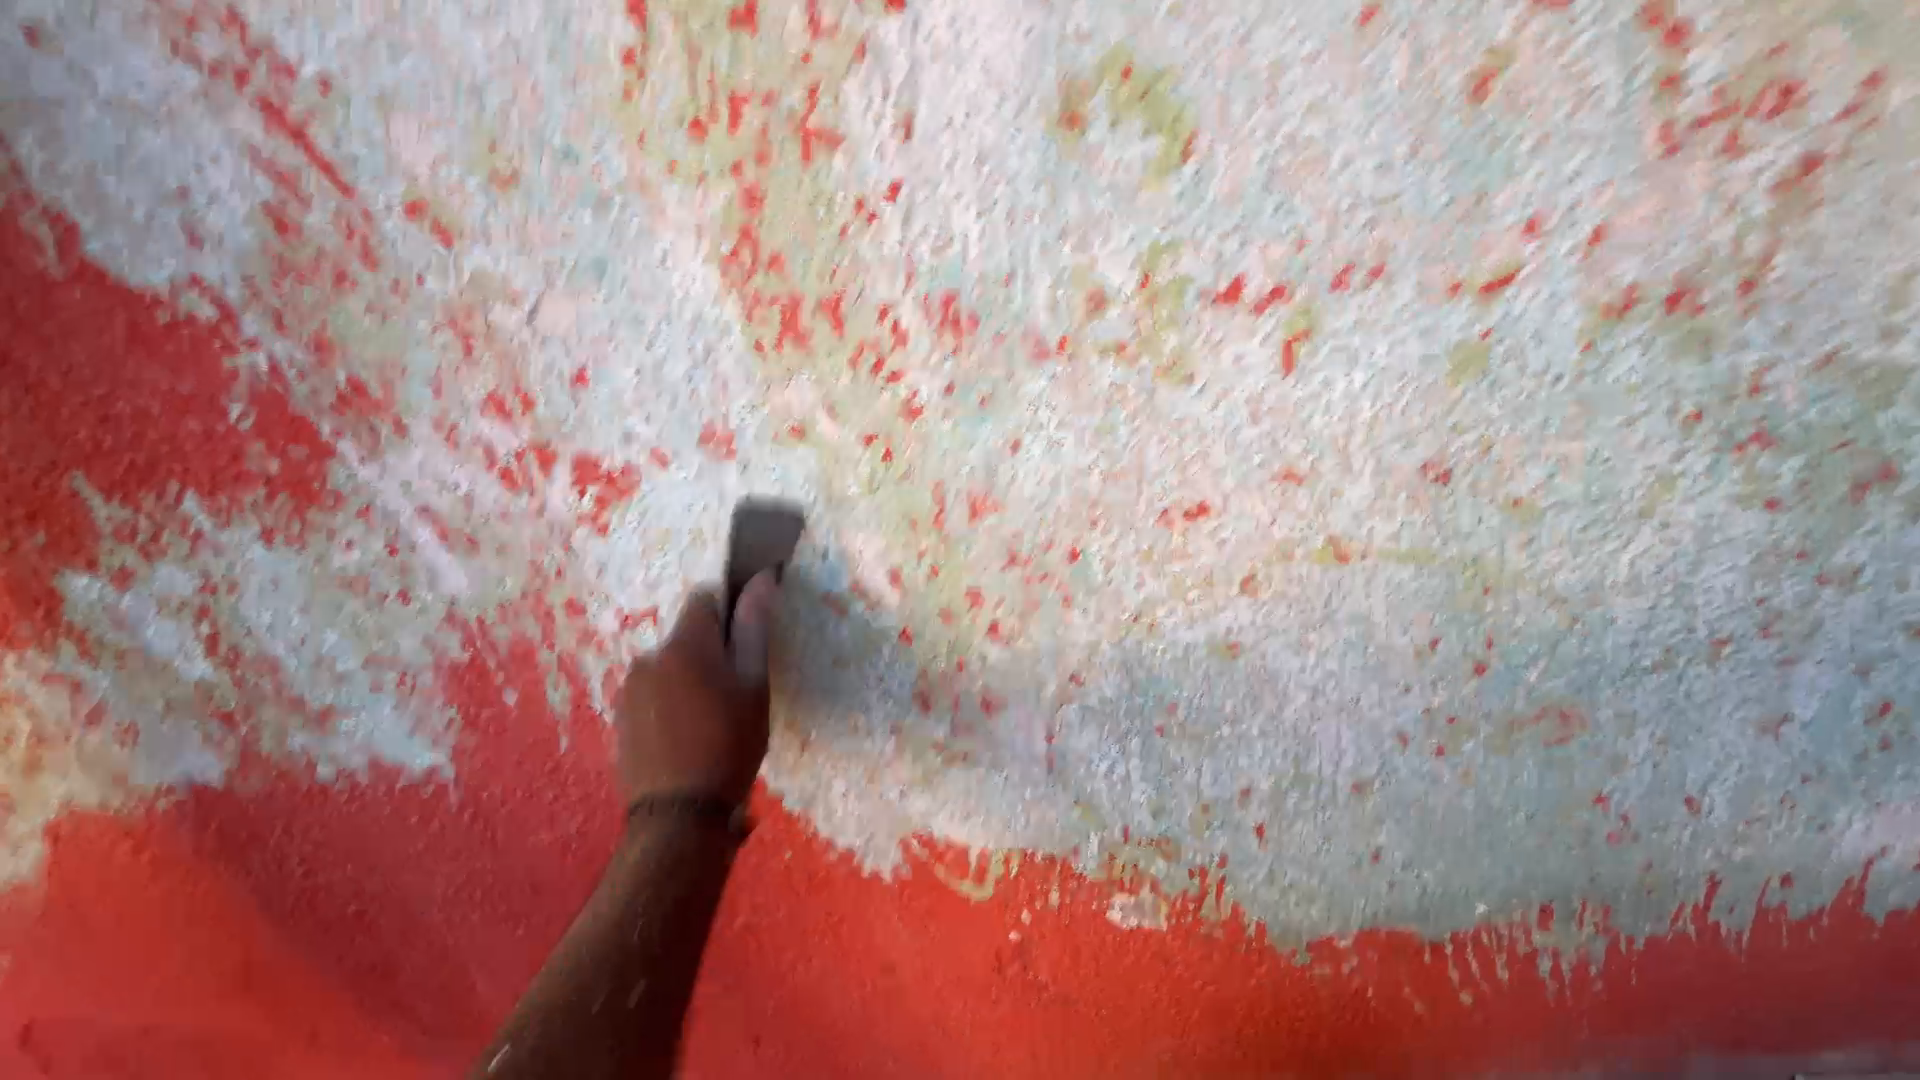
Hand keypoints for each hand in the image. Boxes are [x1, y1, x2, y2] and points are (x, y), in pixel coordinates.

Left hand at [614, 570, 779, 805]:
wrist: (679, 815)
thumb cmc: (729, 744)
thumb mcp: (754, 686)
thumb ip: (754, 627)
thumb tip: (762, 578)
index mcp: (685, 643)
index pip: (706, 598)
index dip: (730, 612)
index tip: (746, 643)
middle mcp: (649, 656)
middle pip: (687, 636)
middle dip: (711, 652)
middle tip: (735, 694)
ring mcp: (629, 688)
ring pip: (670, 667)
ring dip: (690, 679)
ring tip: (710, 722)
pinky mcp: (619, 717)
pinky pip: (653, 693)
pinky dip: (671, 703)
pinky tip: (686, 737)